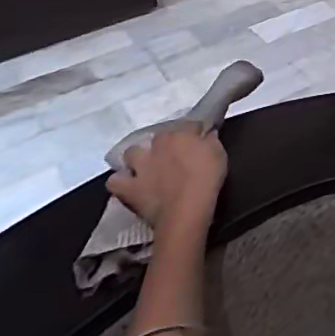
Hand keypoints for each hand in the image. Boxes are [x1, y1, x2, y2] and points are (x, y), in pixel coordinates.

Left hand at [108, 123, 226, 237]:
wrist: (186, 210)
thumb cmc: (207, 180)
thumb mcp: (219, 154)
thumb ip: (211, 140)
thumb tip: (207, 132)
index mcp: (181, 133)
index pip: (188, 125)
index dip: (194, 133)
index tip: (200, 141)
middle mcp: (158, 144)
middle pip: (160, 137)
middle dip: (165, 144)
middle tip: (174, 157)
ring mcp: (141, 165)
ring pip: (132, 153)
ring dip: (137, 158)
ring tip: (145, 168)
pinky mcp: (130, 187)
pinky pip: (115, 181)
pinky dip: (119, 182)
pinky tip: (126, 185)